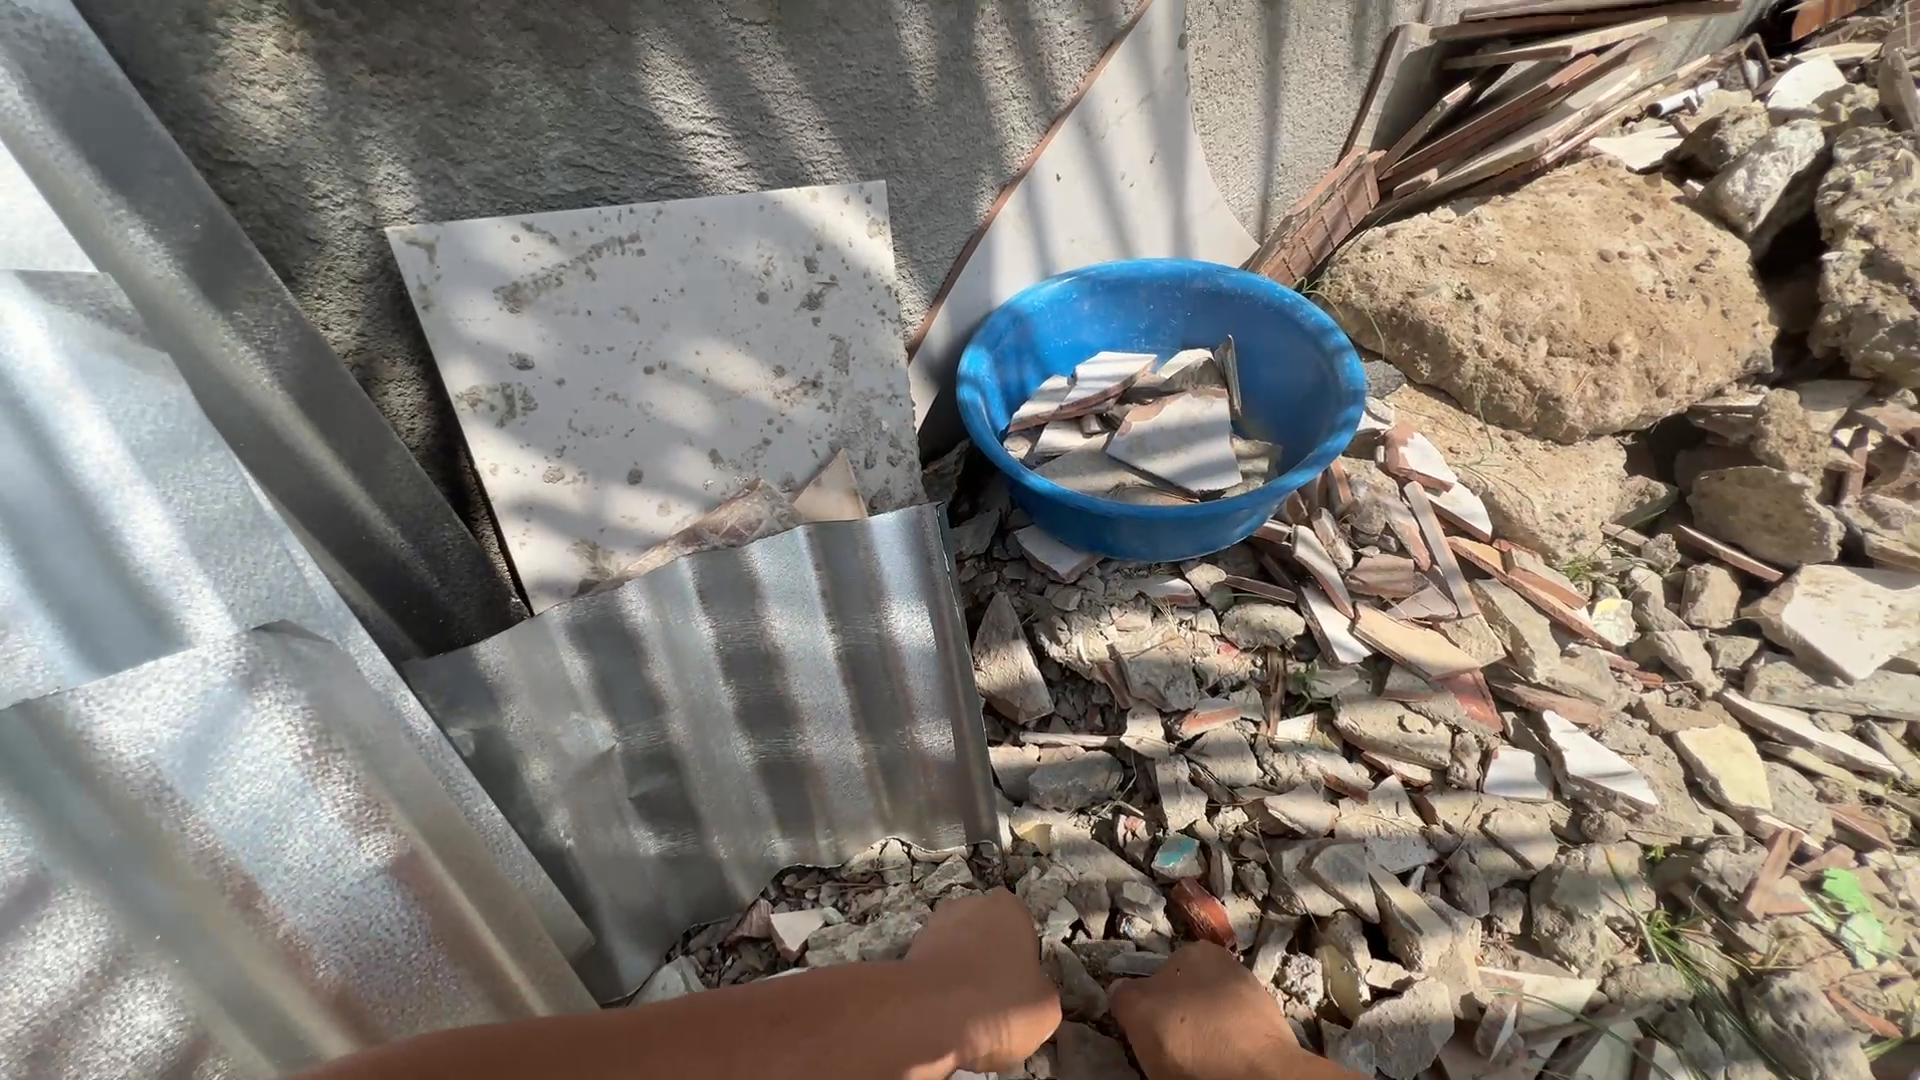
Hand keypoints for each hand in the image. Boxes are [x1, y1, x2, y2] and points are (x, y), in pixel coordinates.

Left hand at [905, 889, 1061, 1071]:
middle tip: (994, 1001)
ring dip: (960, 972)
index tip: (1020, 988)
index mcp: (1009, 908)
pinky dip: (938, 986)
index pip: (1021, 927)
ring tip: (965, 1014)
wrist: (930, 1015)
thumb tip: (1033, 991)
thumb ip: (1043, 991)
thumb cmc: (999, 1003)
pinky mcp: (911, 947)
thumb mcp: (1045, 1009)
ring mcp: (937, 923)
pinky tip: (942, 1014)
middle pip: (987, 934)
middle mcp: (971, 903)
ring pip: (957, 949)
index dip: (1021, 958)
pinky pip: (934, 968)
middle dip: (988, 960)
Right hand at [1111, 943, 1334, 1079]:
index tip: (1148, 1030)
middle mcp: (1230, 967)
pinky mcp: (1276, 1039)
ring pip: (1218, 1022)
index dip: (1151, 1003)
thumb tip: (1120, 989)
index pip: (1163, 972)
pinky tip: (1222, 1070)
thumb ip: (1123, 994)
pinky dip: (1231, 1057)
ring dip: (1208, 1039)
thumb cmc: (1191, 1035)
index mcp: (1197, 950)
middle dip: (1182, 1019)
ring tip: (1197, 1065)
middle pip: (1192, 996)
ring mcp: (1258, 1004)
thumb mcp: (1137, 1010)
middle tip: (1171, 1050)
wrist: (1260, 1079)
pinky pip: (1241, 1045)